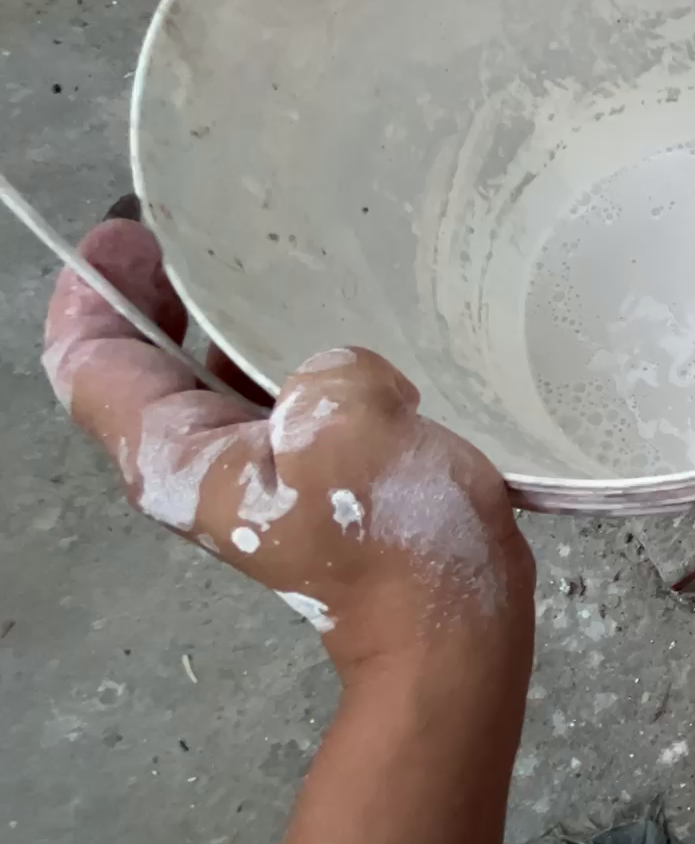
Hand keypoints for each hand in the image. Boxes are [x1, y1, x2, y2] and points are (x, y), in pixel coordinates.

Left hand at [42, 215, 534, 684]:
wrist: (449, 610)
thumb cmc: (390, 528)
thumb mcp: (351, 426)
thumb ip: (331, 371)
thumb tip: (347, 369)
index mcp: (183, 458)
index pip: (97, 367)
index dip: (96, 295)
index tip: (129, 233)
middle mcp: (213, 467)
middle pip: (158, 373)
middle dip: (171, 303)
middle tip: (216, 241)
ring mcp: (277, 477)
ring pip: (238, 388)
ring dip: (251, 333)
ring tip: (298, 280)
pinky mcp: (336, 481)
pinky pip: (304, 406)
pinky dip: (314, 365)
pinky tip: (369, 343)